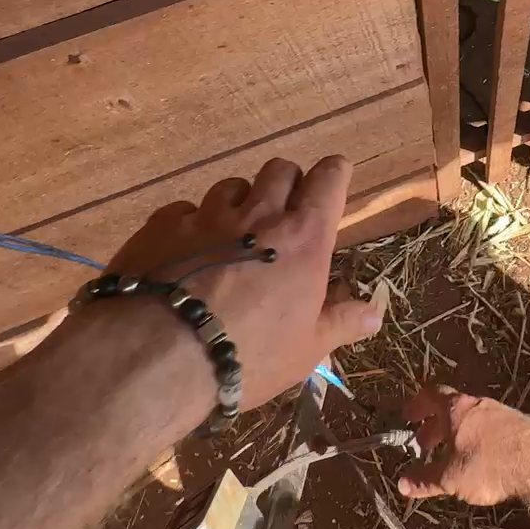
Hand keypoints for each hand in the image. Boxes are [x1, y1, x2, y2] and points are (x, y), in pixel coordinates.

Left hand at [105, 156, 381, 411]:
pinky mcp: (161, 227)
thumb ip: (343, 323)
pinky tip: (183, 253)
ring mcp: (207, 216)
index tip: (334, 178)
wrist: (154, 359)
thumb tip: (375, 313)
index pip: (329, 179)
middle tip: (283, 212)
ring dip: (238, 202)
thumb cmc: (248, 353)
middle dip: (286, 183)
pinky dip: (190, 225)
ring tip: (232, 234)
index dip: (335, 173)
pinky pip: (183, 210)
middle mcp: (259, 214)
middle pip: (280, 169)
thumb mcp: (307, 349)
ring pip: (231, 185)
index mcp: (303, 237)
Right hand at [397, 385, 529, 504]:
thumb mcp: (450, 478)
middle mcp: (477, 403)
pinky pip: (485, 426)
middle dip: (433, 425)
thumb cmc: (488, 464)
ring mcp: (498, 411)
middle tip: (423, 444)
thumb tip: (402, 483)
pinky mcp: (514, 424)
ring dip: (453, 433)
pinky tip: (475, 457)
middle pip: (449, 407)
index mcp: (457, 408)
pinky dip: (472, 437)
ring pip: (468, 418)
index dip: (417, 404)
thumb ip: (425, 480)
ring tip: (447, 455)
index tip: (407, 416)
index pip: (432, 394)